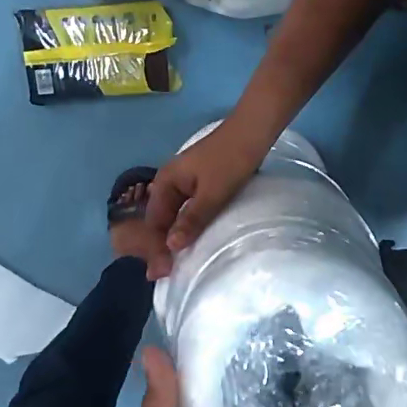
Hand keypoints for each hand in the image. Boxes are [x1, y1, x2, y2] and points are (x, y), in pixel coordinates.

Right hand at [143, 123, 268, 278]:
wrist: (254, 131)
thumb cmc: (231, 161)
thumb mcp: (212, 193)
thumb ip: (191, 219)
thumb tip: (170, 247)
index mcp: (166, 182)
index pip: (153, 222)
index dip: (155, 248)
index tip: (163, 273)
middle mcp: (170, 182)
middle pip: (160, 220)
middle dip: (162, 246)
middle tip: (167, 275)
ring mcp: (186, 182)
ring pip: (175, 216)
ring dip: (176, 237)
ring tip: (180, 265)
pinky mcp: (202, 184)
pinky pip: (188, 210)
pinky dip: (189, 226)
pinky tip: (197, 241)